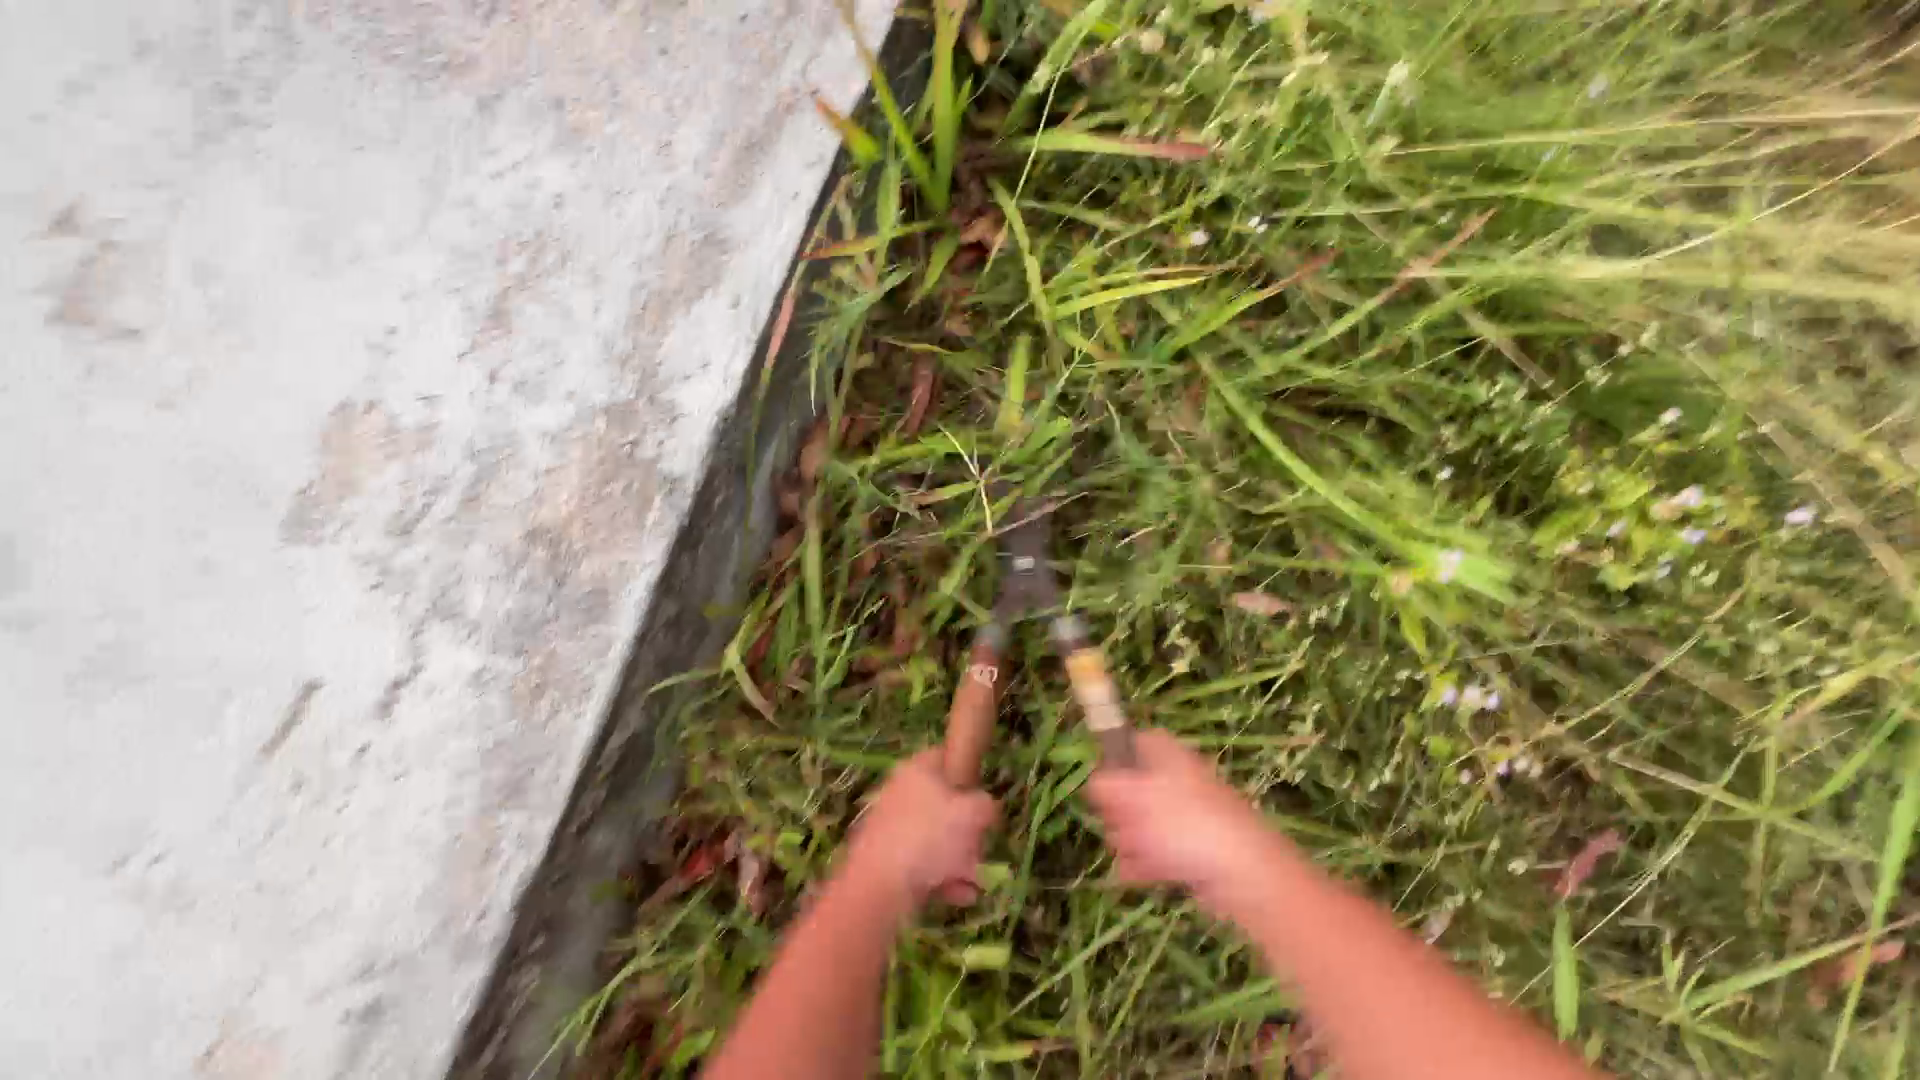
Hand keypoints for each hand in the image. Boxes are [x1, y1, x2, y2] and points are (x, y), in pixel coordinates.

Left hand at [841, 748, 996, 908]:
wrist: (878, 885)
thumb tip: (984, 808)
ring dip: (961, 861)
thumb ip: (986, 805)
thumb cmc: (929, 837)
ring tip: (975, 881)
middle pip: (945, 804)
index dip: (969, 772)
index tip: (984, 796)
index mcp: (918, 769)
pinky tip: (961, 895)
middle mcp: (901, 792)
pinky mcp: (887, 858)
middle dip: (969, 831)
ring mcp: (892, 826)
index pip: (946, 756)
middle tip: (981, 846)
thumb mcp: (973, 814)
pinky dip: (943, 878)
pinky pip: (924, 863)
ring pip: (937, 838)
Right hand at [1086, 730, 1300, 917]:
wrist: (1245, 872)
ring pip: (1142, 823)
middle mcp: (1176, 781)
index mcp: (1167, 756)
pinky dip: (1144, 863)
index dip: (1113, 761)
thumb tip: (1095, 782)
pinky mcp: (1190, 850)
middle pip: (1132, 788)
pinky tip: (1135, 875)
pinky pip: (1156, 852)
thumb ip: (1108, 786)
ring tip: (1137, 854)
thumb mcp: (1138, 797)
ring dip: (1130, 840)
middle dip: (1120, 812)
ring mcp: (1184, 817)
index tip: (1103, 785)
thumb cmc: (1187, 824)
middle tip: (1122, 825)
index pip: (1132, 743)